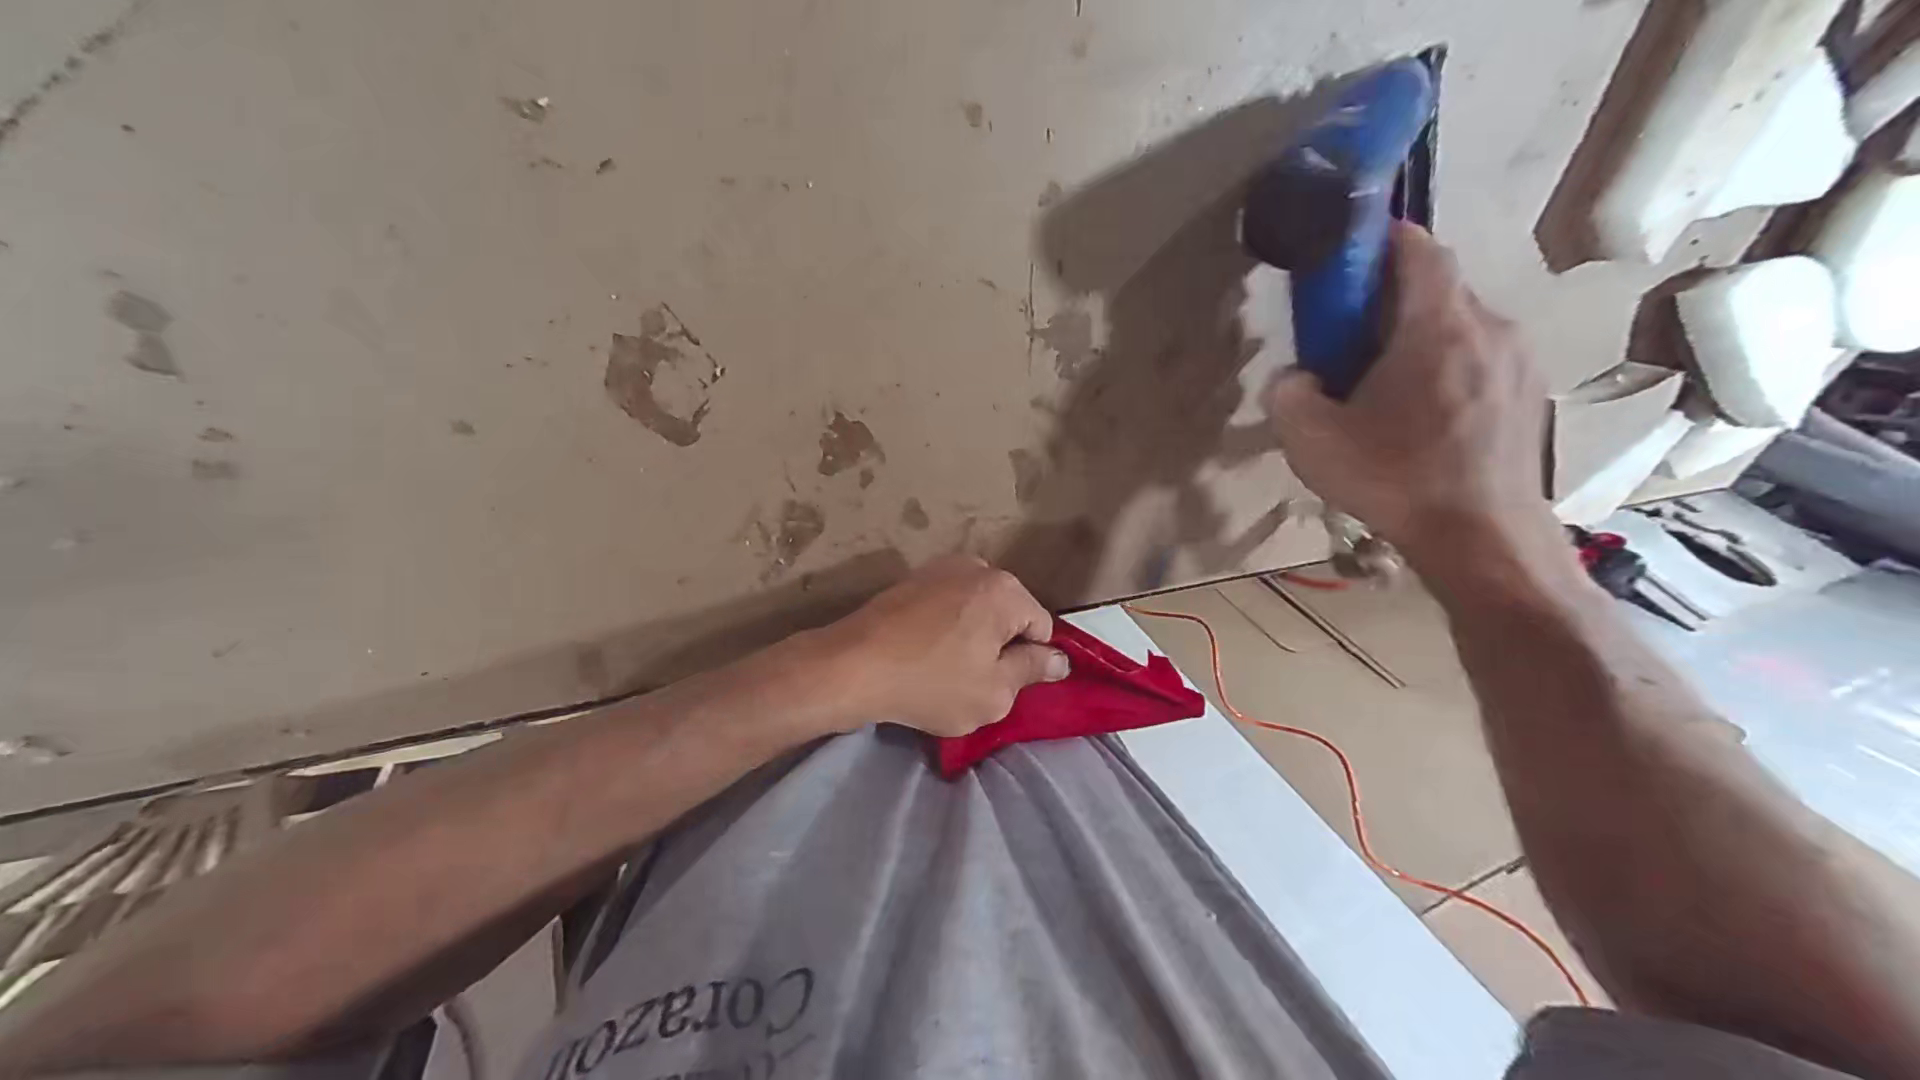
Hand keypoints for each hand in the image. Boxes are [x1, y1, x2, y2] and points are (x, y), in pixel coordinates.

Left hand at [806, 556, 1068, 737]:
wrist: (850, 666)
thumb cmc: (930, 683)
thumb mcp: (994, 693)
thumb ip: (1033, 671)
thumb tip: (1059, 659)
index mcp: (1006, 590)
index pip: (1041, 629)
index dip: (1029, 663)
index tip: (1003, 686)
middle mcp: (978, 566)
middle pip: (1009, 614)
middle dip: (1000, 646)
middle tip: (973, 681)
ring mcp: (941, 568)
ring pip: (977, 609)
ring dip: (972, 636)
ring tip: (944, 668)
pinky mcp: (912, 578)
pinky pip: (947, 605)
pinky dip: (945, 627)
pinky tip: (923, 653)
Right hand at [1266, 222, 1554, 560]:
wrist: (1482, 538)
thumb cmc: (1395, 480)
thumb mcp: (1311, 441)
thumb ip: (1288, 394)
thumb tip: (1297, 378)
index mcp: (1437, 326)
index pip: (1417, 249)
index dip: (1381, 241)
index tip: (1347, 259)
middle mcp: (1489, 327)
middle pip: (1436, 289)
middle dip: (1389, 302)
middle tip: (1347, 342)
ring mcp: (1519, 361)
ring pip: (1460, 326)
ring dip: (1418, 338)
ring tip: (1382, 386)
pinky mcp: (1529, 395)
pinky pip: (1480, 359)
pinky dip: (1446, 367)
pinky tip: (1420, 417)